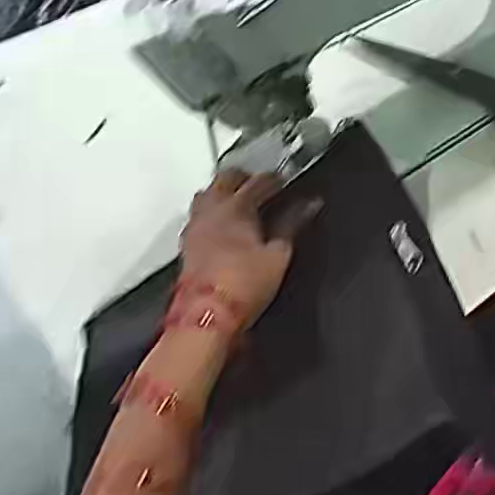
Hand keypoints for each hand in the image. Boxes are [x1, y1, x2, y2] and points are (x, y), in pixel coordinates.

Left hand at [179, 170, 321, 329]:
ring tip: (236, 198)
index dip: (275, 179)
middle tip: (258, 182)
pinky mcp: (186, 245)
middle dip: (244, 176)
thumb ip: (293, 224)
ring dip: (221, 191)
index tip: (283, 182)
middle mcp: (213, 210)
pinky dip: (210, 213)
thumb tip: (308, 207)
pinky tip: (218, 224)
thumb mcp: (279, 254)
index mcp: (239, 205)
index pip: (260, 180)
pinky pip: (197, 215)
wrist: (205, 318)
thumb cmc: (241, 286)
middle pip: (226, 177)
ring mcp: (196, 226)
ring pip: (207, 193)